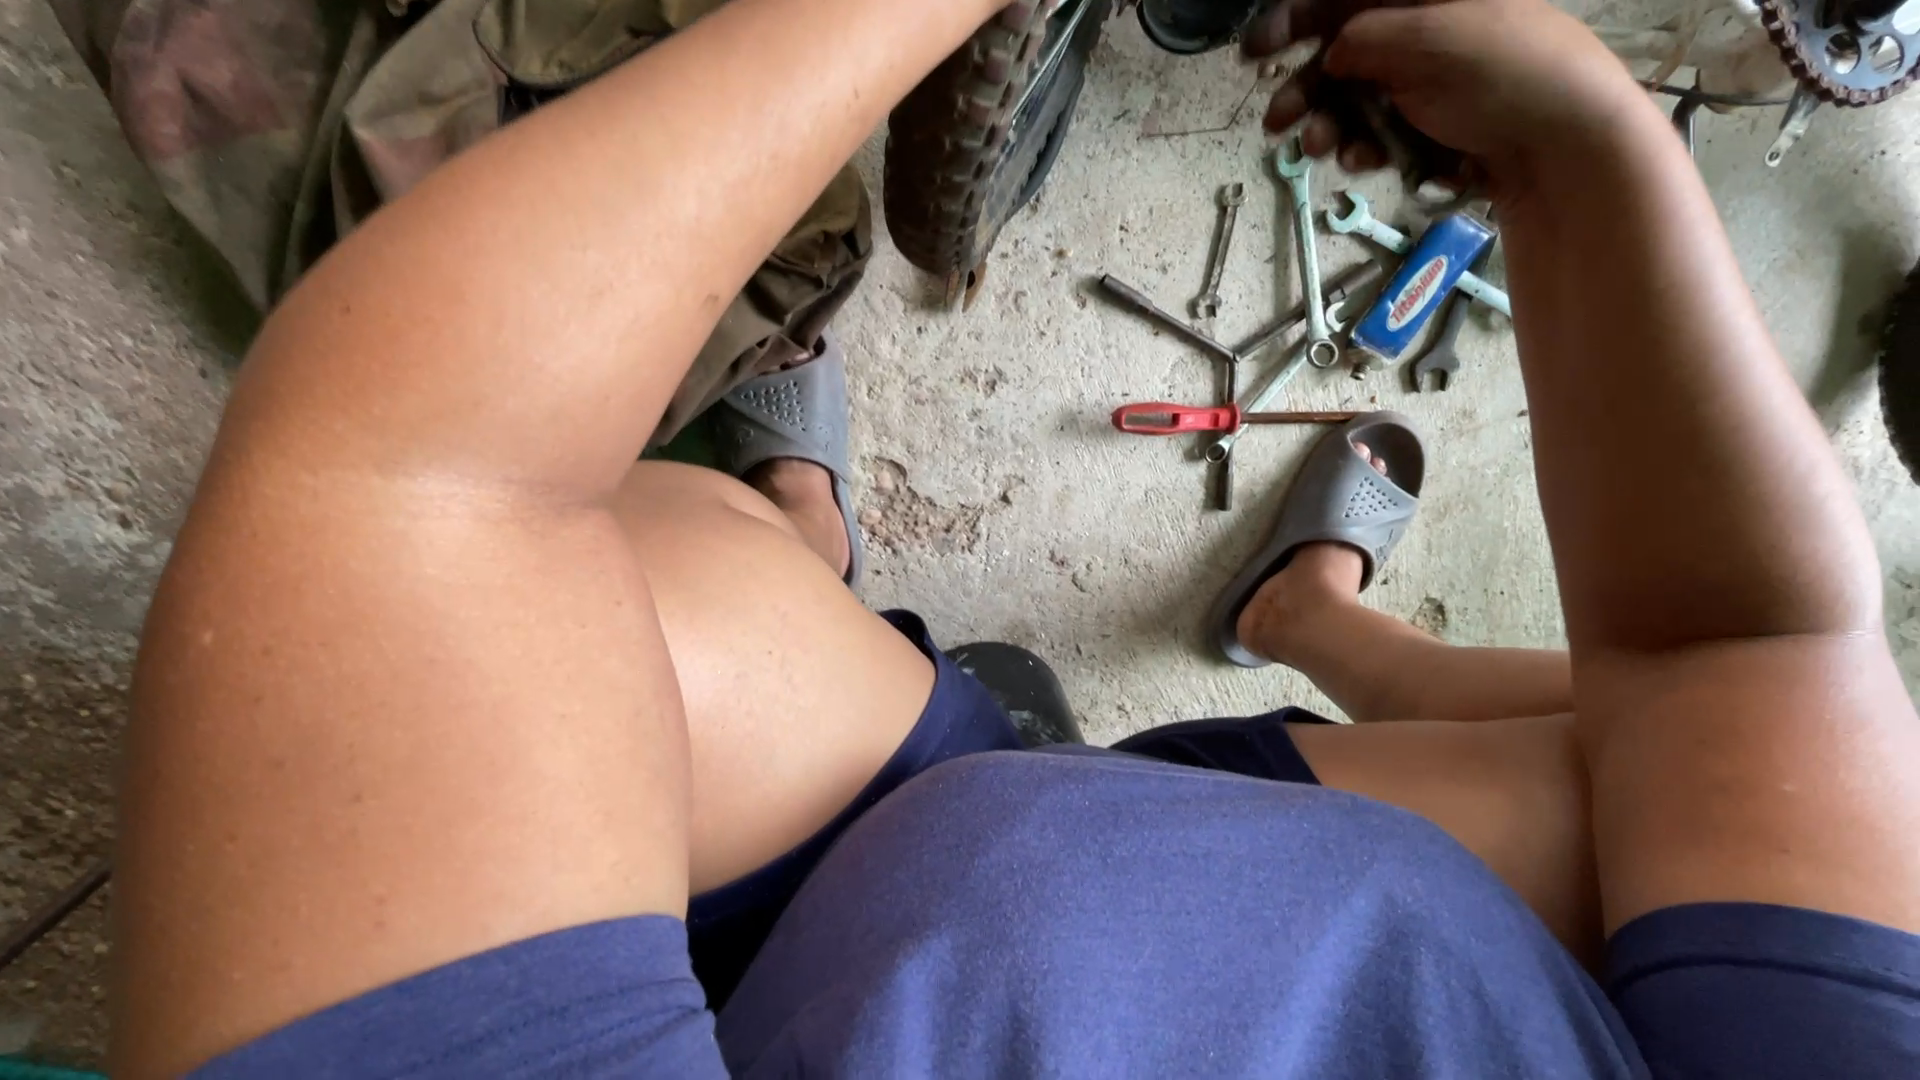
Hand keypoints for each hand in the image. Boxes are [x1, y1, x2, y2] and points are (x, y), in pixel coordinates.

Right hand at [1245, 0, 1648, 186]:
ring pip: (1350, 100)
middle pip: (1338, 52)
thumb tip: (1332, 51)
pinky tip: (1361, 161)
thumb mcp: (1428, 39)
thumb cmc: (1502, 71)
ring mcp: (1423, 77)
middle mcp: (1420, 27)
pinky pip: (1375, 131)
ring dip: (1325, 127)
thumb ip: (1365, 37)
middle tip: (1276, 123)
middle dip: (1303, 89)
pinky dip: (1360, 147)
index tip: (1253, 50)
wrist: (1560, 139)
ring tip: (1318, 149)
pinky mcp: (1426, 121)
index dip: (1293, 18)